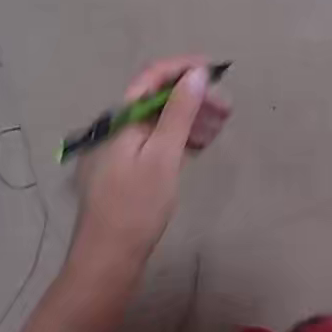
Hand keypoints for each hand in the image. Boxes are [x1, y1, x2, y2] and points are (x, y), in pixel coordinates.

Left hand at [69, 56, 231, 271]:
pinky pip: (159, 140)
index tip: (215, 71)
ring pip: (161, 119)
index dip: (184, 67)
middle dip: (193, 96)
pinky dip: (181, 137)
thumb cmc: (135, 207)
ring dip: (191, 116)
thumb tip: (197, 73)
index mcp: (122, 117)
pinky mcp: (130, 170)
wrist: (105, 265)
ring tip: (219, 127)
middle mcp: (119, 127)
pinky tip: (200, 145)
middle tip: (226, 108)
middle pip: (159, 97)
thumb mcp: (163, 156)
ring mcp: (123, 149)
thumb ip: (179, 111)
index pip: (153, 76)